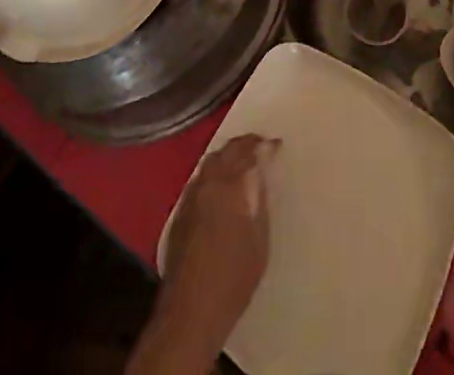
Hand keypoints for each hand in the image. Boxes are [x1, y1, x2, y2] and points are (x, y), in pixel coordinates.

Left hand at [128, 135, 278, 374]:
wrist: (192, 309)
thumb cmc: (235, 275)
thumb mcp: (259, 235)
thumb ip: (259, 196)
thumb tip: (261, 169)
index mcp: (227, 186)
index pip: (244, 151)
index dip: (261, 144)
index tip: (275, 144)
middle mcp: (204, 186)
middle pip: (223, 153)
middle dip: (241, 146)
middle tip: (259, 148)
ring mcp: (188, 200)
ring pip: (207, 166)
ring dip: (225, 159)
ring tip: (242, 165)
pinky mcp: (179, 216)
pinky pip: (198, 182)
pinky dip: (212, 176)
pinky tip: (221, 188)